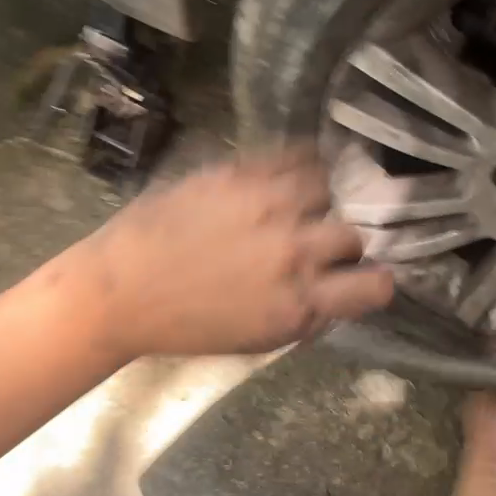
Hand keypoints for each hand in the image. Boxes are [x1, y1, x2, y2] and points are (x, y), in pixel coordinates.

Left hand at [71, 149, 394, 356]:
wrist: (121, 291)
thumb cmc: (184, 327)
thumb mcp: (254, 341)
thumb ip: (301, 319)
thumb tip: (330, 299)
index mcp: (296, 306)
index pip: (374, 287)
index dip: (373, 282)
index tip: (360, 279)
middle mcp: (293, 253)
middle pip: (353, 235)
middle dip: (339, 243)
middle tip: (314, 245)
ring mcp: (268, 206)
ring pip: (329, 188)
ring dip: (317, 201)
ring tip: (293, 208)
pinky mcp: (241, 173)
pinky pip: (296, 154)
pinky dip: (300, 165)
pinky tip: (286, 177)